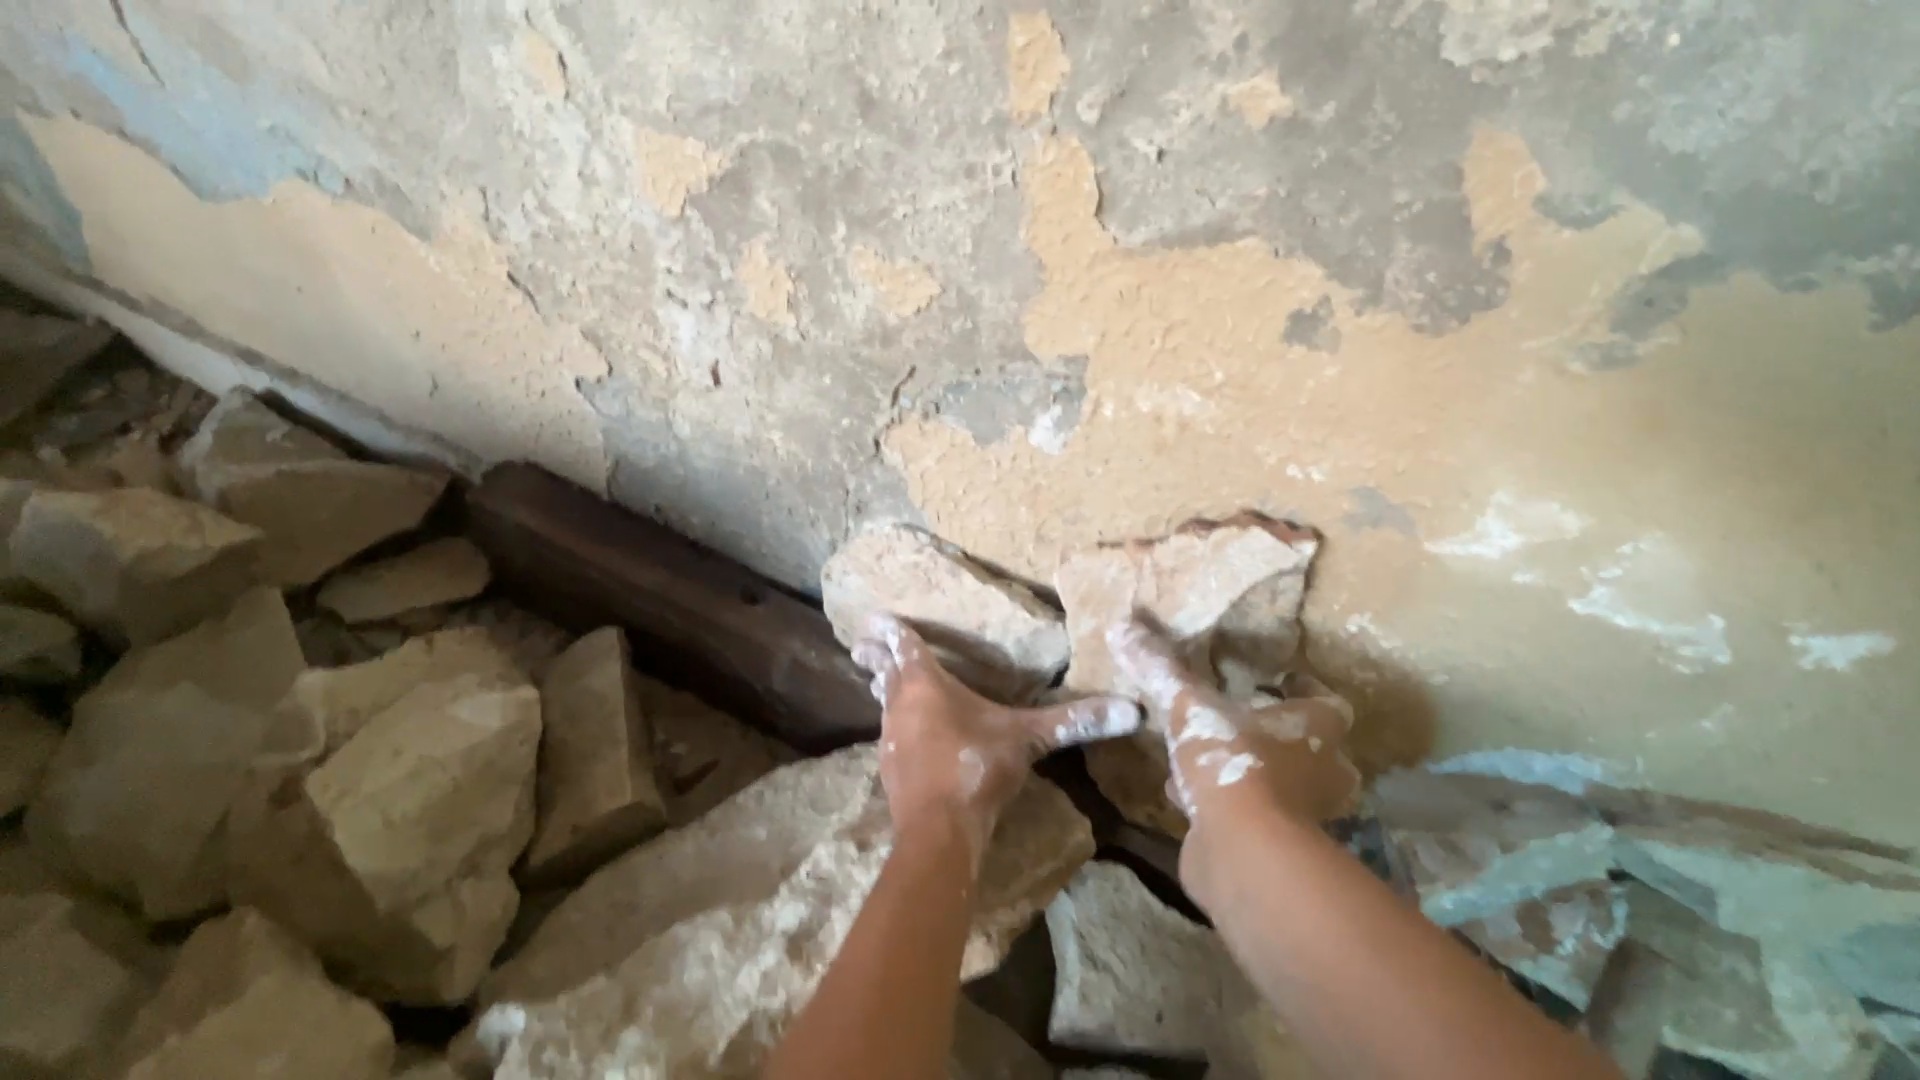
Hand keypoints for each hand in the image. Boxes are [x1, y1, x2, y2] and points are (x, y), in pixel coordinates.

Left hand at [853, 614, 1141, 858]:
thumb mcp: (1029, 738)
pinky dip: (895, 725)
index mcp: (925, 684)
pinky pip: (890, 735)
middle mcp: (901, 705)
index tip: (874, 618)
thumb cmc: (978, 767)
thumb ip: (1074, 721)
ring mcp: (890, 739)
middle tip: (864, 647)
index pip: (904, 646)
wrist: (938, 829)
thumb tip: (1134, 710)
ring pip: (885, 704)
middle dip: (876, 657)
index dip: (891, 630)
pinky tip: (905, 738)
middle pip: (885, 672)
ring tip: (881, 682)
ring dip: (885, 690)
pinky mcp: (890, 769)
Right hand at [1107, 620, 1359, 889]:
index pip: (1329, 702)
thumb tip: (1120, 625)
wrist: (1243, 850)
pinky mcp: (1278, 847)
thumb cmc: (1233, 763)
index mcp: (1317, 728)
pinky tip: (1185, 798)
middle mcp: (1324, 770)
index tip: (1279, 680)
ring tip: (1207, 759)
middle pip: (1316, 749)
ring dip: (1252, 773)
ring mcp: (1305, 813)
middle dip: (1282, 738)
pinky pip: (1253, 816)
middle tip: (1245, 722)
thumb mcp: (1187, 705)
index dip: (1305, 690)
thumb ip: (1159, 667)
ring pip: (1284, 785)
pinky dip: (1226, 806)